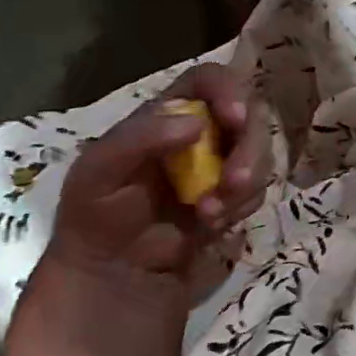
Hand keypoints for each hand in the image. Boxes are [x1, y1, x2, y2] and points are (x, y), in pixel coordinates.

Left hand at [46, 62, 269, 285]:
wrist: (108, 274)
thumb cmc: (95, 214)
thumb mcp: (98, 170)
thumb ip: (140, 137)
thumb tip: (197, 124)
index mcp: (168, 114)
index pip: (210, 81)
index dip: (229, 90)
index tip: (234, 119)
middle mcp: (203, 133)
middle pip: (250, 116)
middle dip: (249, 149)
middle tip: (233, 183)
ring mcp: (221, 166)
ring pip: (261, 155)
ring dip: (245, 184)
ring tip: (209, 215)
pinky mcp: (233, 199)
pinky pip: (257, 192)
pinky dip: (241, 208)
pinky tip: (211, 225)